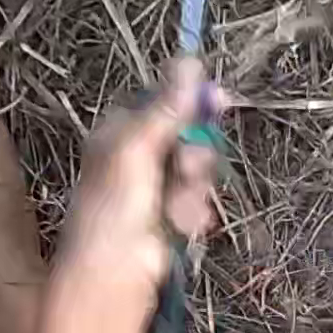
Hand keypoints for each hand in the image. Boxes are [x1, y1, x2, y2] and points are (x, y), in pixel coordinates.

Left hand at [54, 60, 218, 304]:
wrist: (115, 271)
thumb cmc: (115, 208)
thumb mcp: (137, 149)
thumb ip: (166, 110)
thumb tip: (189, 61)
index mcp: (120, 134)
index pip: (162, 104)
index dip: (189, 102)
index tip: (218, 100)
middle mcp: (138, 158)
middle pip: (186, 138)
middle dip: (193, 157)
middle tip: (186, 169)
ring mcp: (156, 190)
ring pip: (195, 174)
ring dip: (193, 191)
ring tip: (177, 211)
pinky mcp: (171, 219)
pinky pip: (196, 203)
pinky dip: (194, 214)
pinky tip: (183, 225)